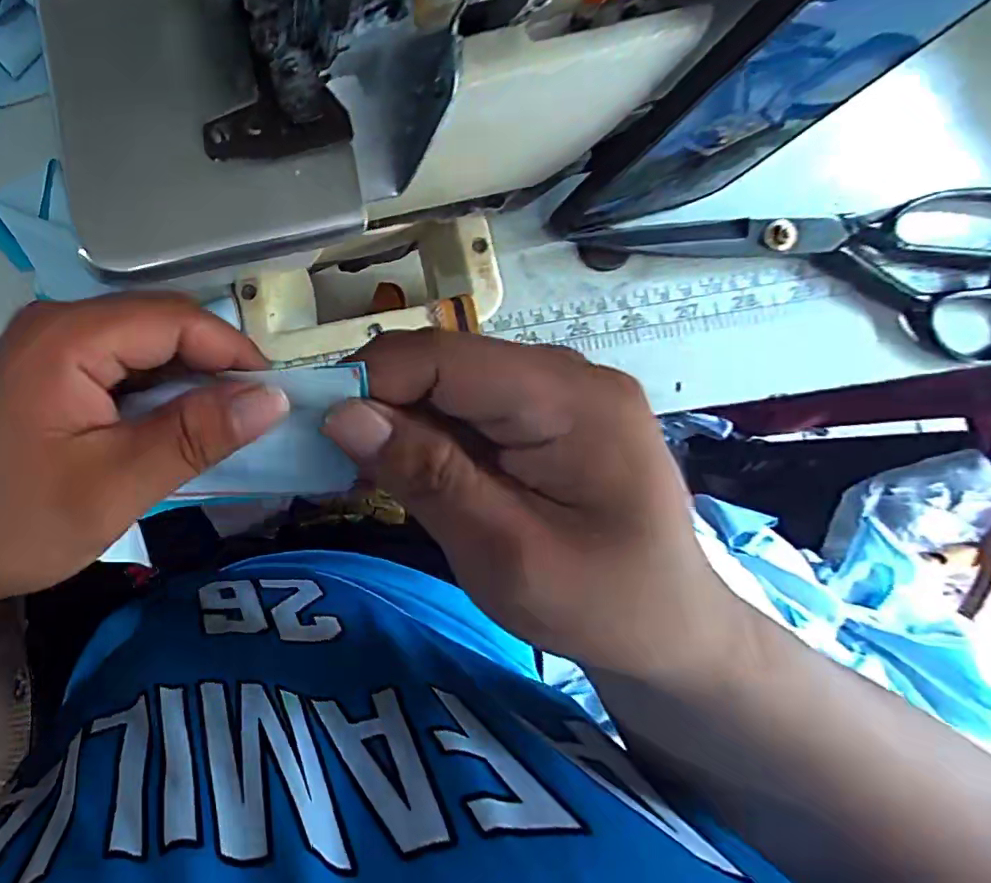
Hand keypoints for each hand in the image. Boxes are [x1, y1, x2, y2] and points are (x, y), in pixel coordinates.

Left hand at [0, 294, 289, 607]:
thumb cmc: (20, 525)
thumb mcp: (116, 484)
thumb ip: (194, 435)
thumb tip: (272, 399)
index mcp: (64, 337)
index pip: (171, 319)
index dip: (230, 350)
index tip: (273, 393)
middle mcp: (52, 322)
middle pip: (154, 323)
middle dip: (209, 363)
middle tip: (250, 413)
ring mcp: (43, 343)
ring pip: (137, 343)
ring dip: (182, 377)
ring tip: (217, 423)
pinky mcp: (42, 368)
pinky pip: (113, 361)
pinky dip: (150, 388)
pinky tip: (168, 422)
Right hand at [321, 330, 746, 680]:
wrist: (674, 633)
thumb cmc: (602, 606)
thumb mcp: (507, 555)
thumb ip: (428, 476)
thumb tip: (342, 414)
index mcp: (570, 399)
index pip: (442, 357)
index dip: (369, 381)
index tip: (316, 431)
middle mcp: (560, 373)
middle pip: (437, 361)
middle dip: (376, 402)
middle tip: (332, 461)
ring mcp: (548, 388)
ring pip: (438, 380)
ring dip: (392, 420)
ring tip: (362, 472)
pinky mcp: (534, 410)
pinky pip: (456, 403)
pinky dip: (417, 432)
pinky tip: (402, 470)